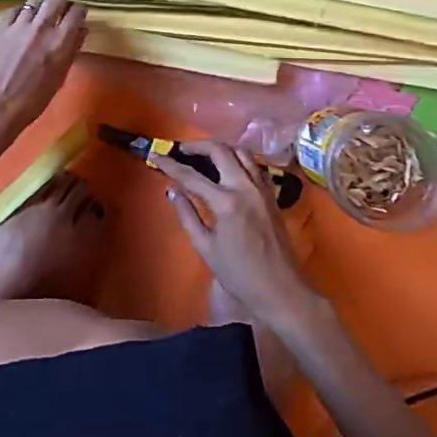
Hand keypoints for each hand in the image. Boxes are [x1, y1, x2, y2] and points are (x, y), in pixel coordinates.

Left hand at [0, 0, 86, 134]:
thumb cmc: (34, 99)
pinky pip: (15, 9)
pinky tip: (23, 19)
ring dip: (42, 4)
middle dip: (62, 2)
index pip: (76, 12)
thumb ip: (72, 49)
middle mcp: (41, 28)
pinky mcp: (1, 28)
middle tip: (61, 10)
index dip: (80, 10)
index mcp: (60, 43)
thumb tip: (81, 29)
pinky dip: (22, 11)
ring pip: (34, 0)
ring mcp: (19, 26)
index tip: (78, 13)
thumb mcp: (60, 76)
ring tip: (41, 12)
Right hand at [153, 142, 318, 328]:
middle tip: (180, 150)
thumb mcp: (205, 247)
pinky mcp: (272, 195)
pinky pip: (254, 165)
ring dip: (220, 148)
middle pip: (220, 151)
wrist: (281, 291)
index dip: (170, 164)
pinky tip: (228, 169)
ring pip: (241, 152)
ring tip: (203, 155)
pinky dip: (238, 159)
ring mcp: (262, 189)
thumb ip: (187, 214)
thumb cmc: (239, 274)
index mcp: (226, 202)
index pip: (191, 175)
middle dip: (196, 146)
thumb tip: (172, 189)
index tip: (155, 156)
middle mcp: (246, 187)